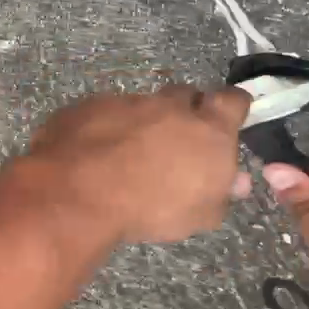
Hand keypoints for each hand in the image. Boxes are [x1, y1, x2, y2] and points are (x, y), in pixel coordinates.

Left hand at [23, 87, 250, 243]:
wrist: (75, 191)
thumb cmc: (150, 208)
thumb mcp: (204, 213)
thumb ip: (222, 189)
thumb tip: (233, 177)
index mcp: (205, 129)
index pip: (230, 101)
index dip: (232, 105)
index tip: (229, 113)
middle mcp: (164, 107)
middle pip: (182, 95)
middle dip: (185, 110)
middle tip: (178, 136)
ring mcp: (119, 102)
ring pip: (139, 104)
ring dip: (141, 120)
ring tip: (128, 149)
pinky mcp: (83, 105)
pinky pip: (102, 110)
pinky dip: (105, 124)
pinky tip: (95, 147)